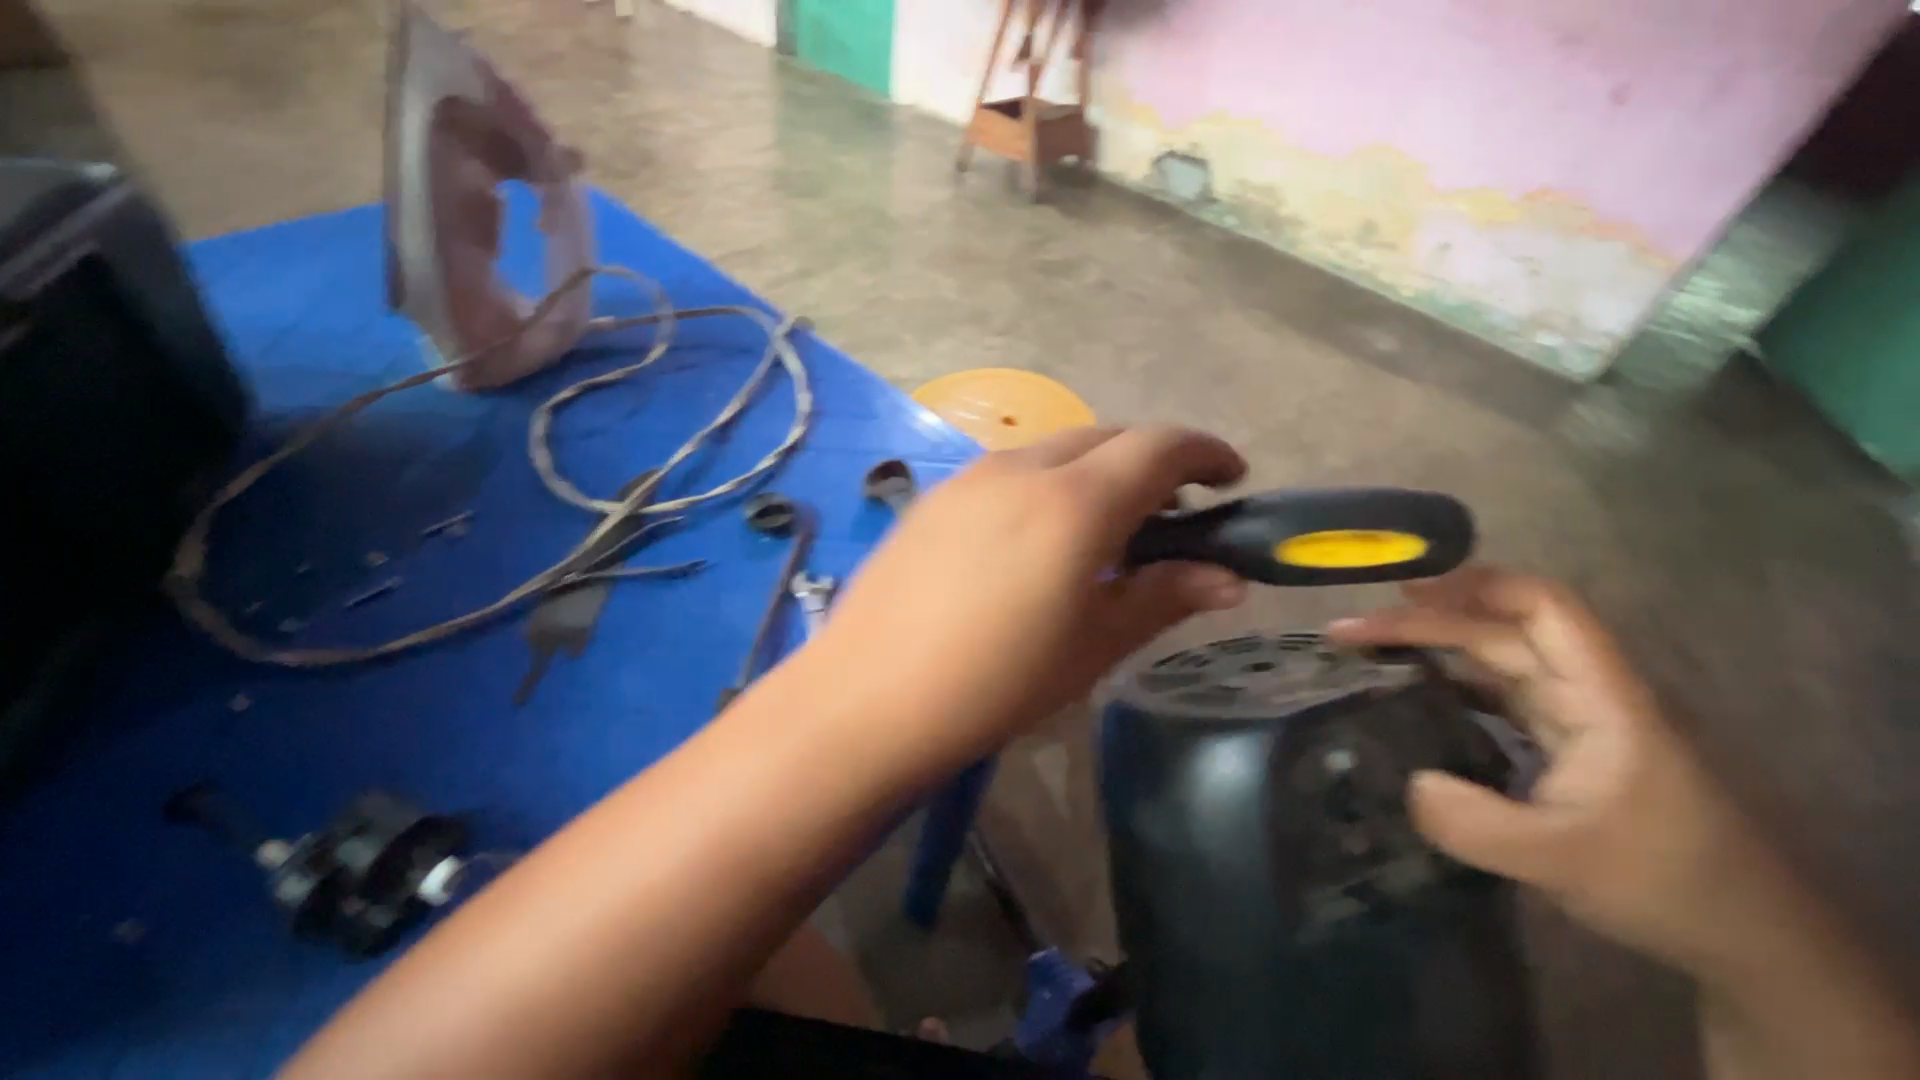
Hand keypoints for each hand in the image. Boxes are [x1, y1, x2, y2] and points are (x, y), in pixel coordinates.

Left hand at [805, 426, 1248, 768]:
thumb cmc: (996, 683)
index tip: (1232, 479)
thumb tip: (1229, 579)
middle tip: (1174, 512)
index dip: (1205, 454)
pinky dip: (1046, 484)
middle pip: (1107, 438)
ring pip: (1053, 450)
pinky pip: (1008, 471)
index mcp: (1074, 502)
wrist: (866, 699)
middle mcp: (1021, 468)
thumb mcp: (1093, 646)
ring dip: (1095, 471)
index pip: (1159, 447)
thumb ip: (1163, 597)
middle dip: (1151, 461)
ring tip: (1107, 527)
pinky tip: (1037, 538)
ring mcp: (968, 478)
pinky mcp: (933, 499)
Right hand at [1327, 568, 1789, 974]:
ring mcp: (1574, 720)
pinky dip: (1449, 686)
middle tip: (1347, 634)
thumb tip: (1405, 781)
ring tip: (1366, 655)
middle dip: (1425, 621)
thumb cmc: (1666, 881)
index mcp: (1599, 697)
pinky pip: (1496, 699)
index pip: (1542, 609)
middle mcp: (1584, 694)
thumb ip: (1477, 824)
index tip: (1402, 594)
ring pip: (1496, 661)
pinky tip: (1409, 700)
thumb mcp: (1564, 860)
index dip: (1474, 587)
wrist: (1740, 934)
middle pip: (1502, 631)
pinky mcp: (1563, 749)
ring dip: (1433, 649)